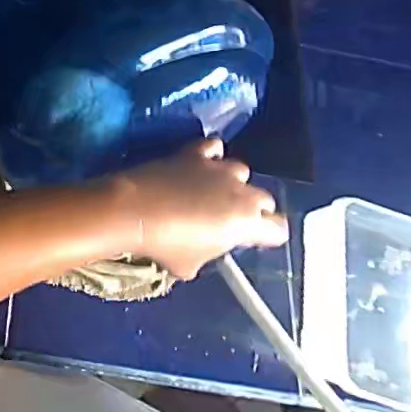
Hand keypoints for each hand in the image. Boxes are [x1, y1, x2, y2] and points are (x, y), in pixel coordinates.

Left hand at [104, 138, 285, 278]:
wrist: (133, 211)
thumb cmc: (165, 244)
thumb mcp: (193, 264)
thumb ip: (211, 253)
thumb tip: (204, 247)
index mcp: (248, 223)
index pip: (277, 229)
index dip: (265, 235)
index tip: (251, 239)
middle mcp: (242, 191)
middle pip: (263, 198)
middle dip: (251, 208)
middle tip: (229, 218)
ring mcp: (218, 168)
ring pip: (240, 170)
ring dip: (231, 181)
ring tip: (211, 190)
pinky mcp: (194, 152)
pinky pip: (213, 146)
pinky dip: (211, 153)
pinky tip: (200, 163)